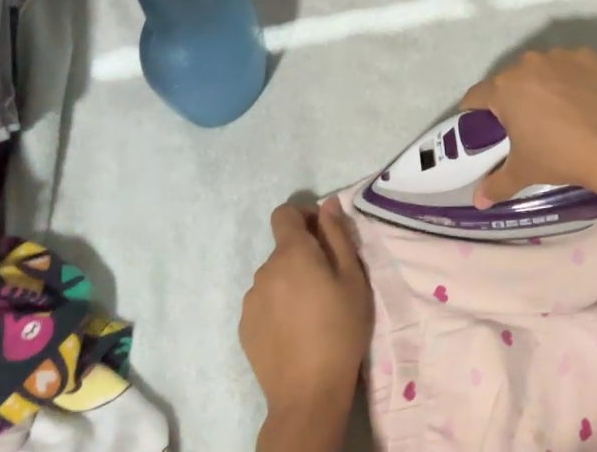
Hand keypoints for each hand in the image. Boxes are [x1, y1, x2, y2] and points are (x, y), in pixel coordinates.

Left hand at [240, 198, 371, 447]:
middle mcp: (264, 271)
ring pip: (273, 277)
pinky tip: (296, 330)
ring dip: (291, 280)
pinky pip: (264, 302)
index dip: (303, 216)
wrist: (307, 392)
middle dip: (304, 254)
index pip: (284, 213)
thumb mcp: (352, 278)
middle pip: (282, 248)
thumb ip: (338, 236)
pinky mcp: (244, 327)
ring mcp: (250, 300)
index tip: (323, 234)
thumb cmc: (340, 328)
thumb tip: (327, 205)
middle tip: (329, 281)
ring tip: (313, 310)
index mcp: (291, 253)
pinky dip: (279, 305)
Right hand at [458, 47, 596, 207]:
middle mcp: (527, 64)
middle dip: (513, 100)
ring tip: (560, 112)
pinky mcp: (586, 56)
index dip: (476, 115)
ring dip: (543, 85)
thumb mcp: (523, 172)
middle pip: (510, 81)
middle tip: (527, 126)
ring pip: (541, 70)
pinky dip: (572, 79)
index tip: (487, 131)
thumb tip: (479, 201)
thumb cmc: (559, 156)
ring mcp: (559, 56)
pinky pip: (570, 66)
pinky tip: (583, 100)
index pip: (476, 97)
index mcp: (504, 88)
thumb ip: (495, 185)